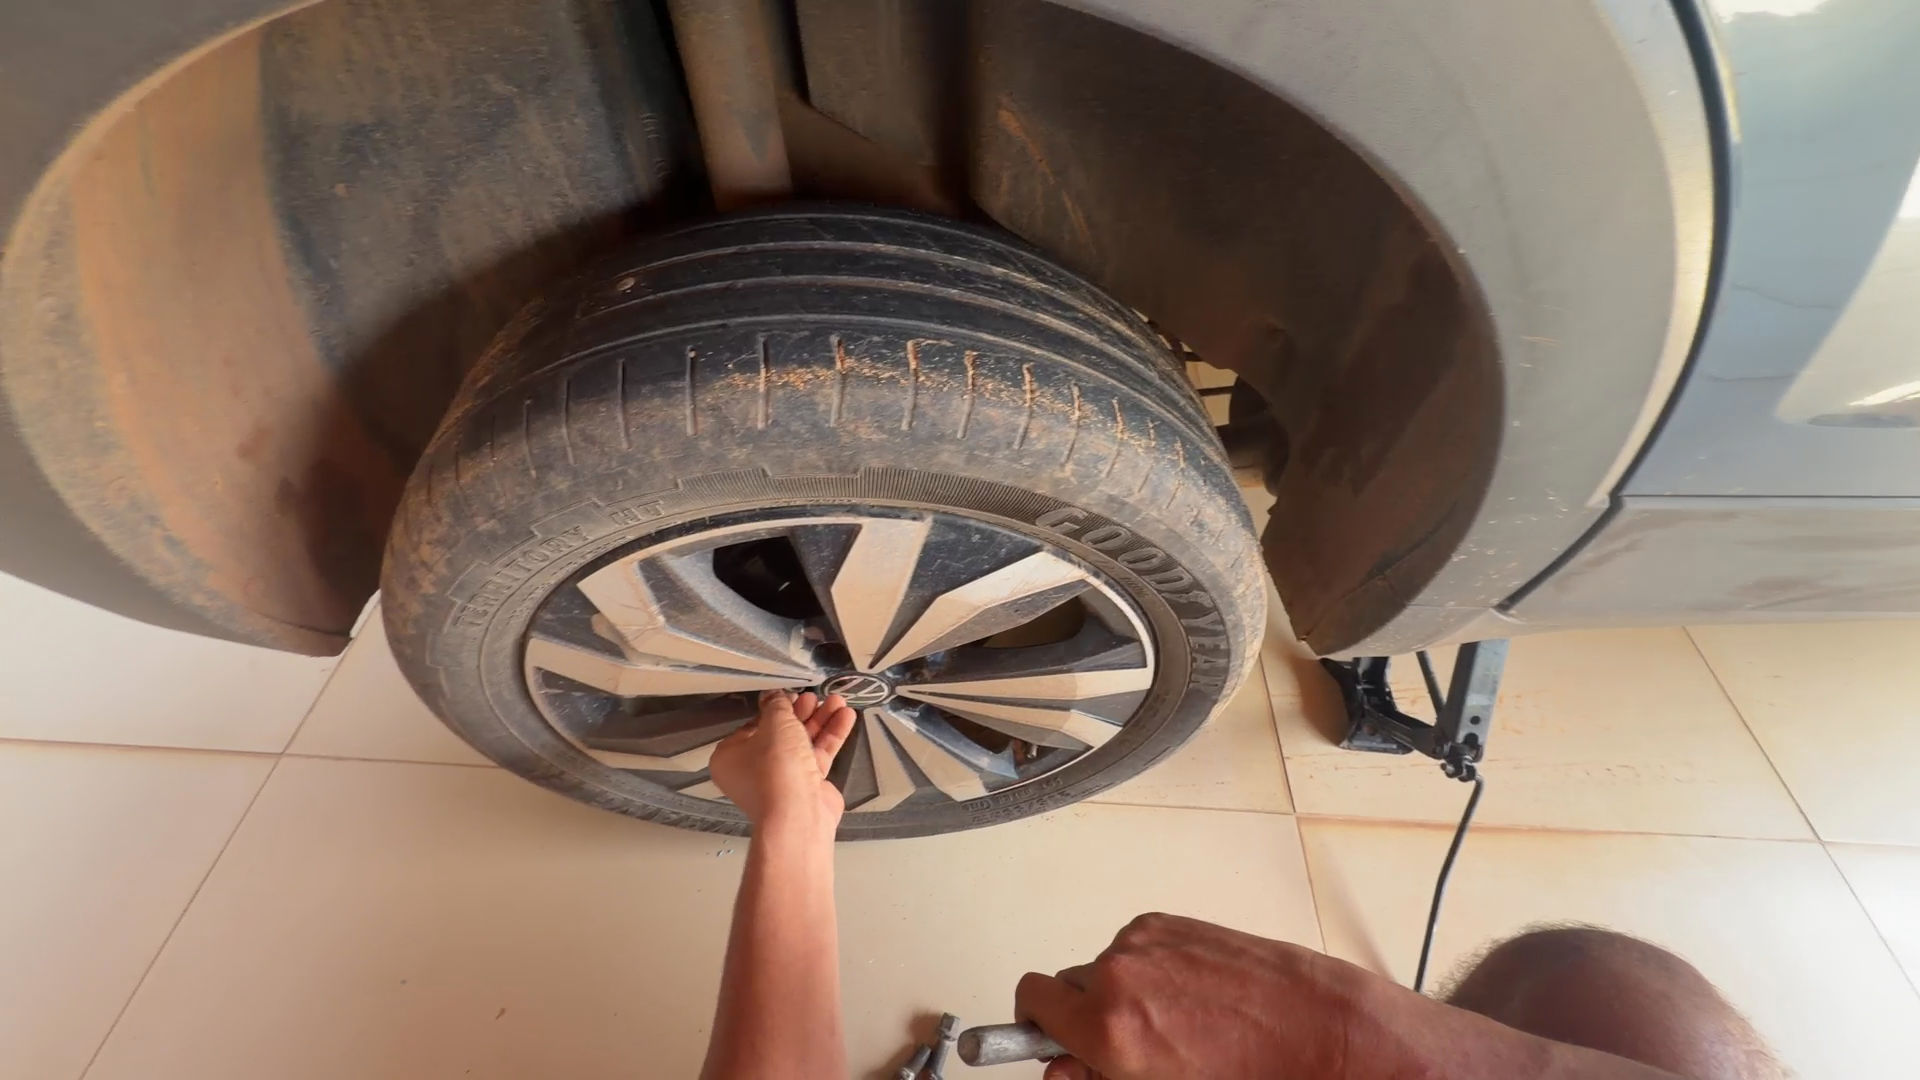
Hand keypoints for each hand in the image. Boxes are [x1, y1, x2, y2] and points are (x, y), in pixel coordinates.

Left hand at [709, 689, 856, 840]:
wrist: (797, 815)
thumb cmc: (775, 769)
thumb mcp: (775, 724)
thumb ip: (777, 705)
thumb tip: (773, 694)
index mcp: (732, 756)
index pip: (753, 725)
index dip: (774, 708)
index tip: (792, 695)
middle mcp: (754, 769)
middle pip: (780, 733)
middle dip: (802, 712)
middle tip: (816, 697)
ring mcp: (782, 778)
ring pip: (802, 743)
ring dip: (821, 721)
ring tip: (838, 702)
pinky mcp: (806, 785)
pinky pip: (818, 755)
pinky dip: (831, 736)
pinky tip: (845, 718)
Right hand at [1015, 914, 1374, 1079]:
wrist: (1320, 1031)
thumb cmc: (1253, 1075)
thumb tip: (1061, 1070)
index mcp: (1109, 1026)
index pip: (1030, 999)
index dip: (1033, 1022)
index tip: (1045, 1039)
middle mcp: (1117, 971)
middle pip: (1066, 987)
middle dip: (1083, 1018)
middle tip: (1125, 1050)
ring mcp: (1142, 939)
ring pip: (1103, 968)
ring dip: (1118, 995)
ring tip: (1173, 1026)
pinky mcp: (1166, 921)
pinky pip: (1134, 949)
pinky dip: (1145, 971)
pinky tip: (1188, 999)